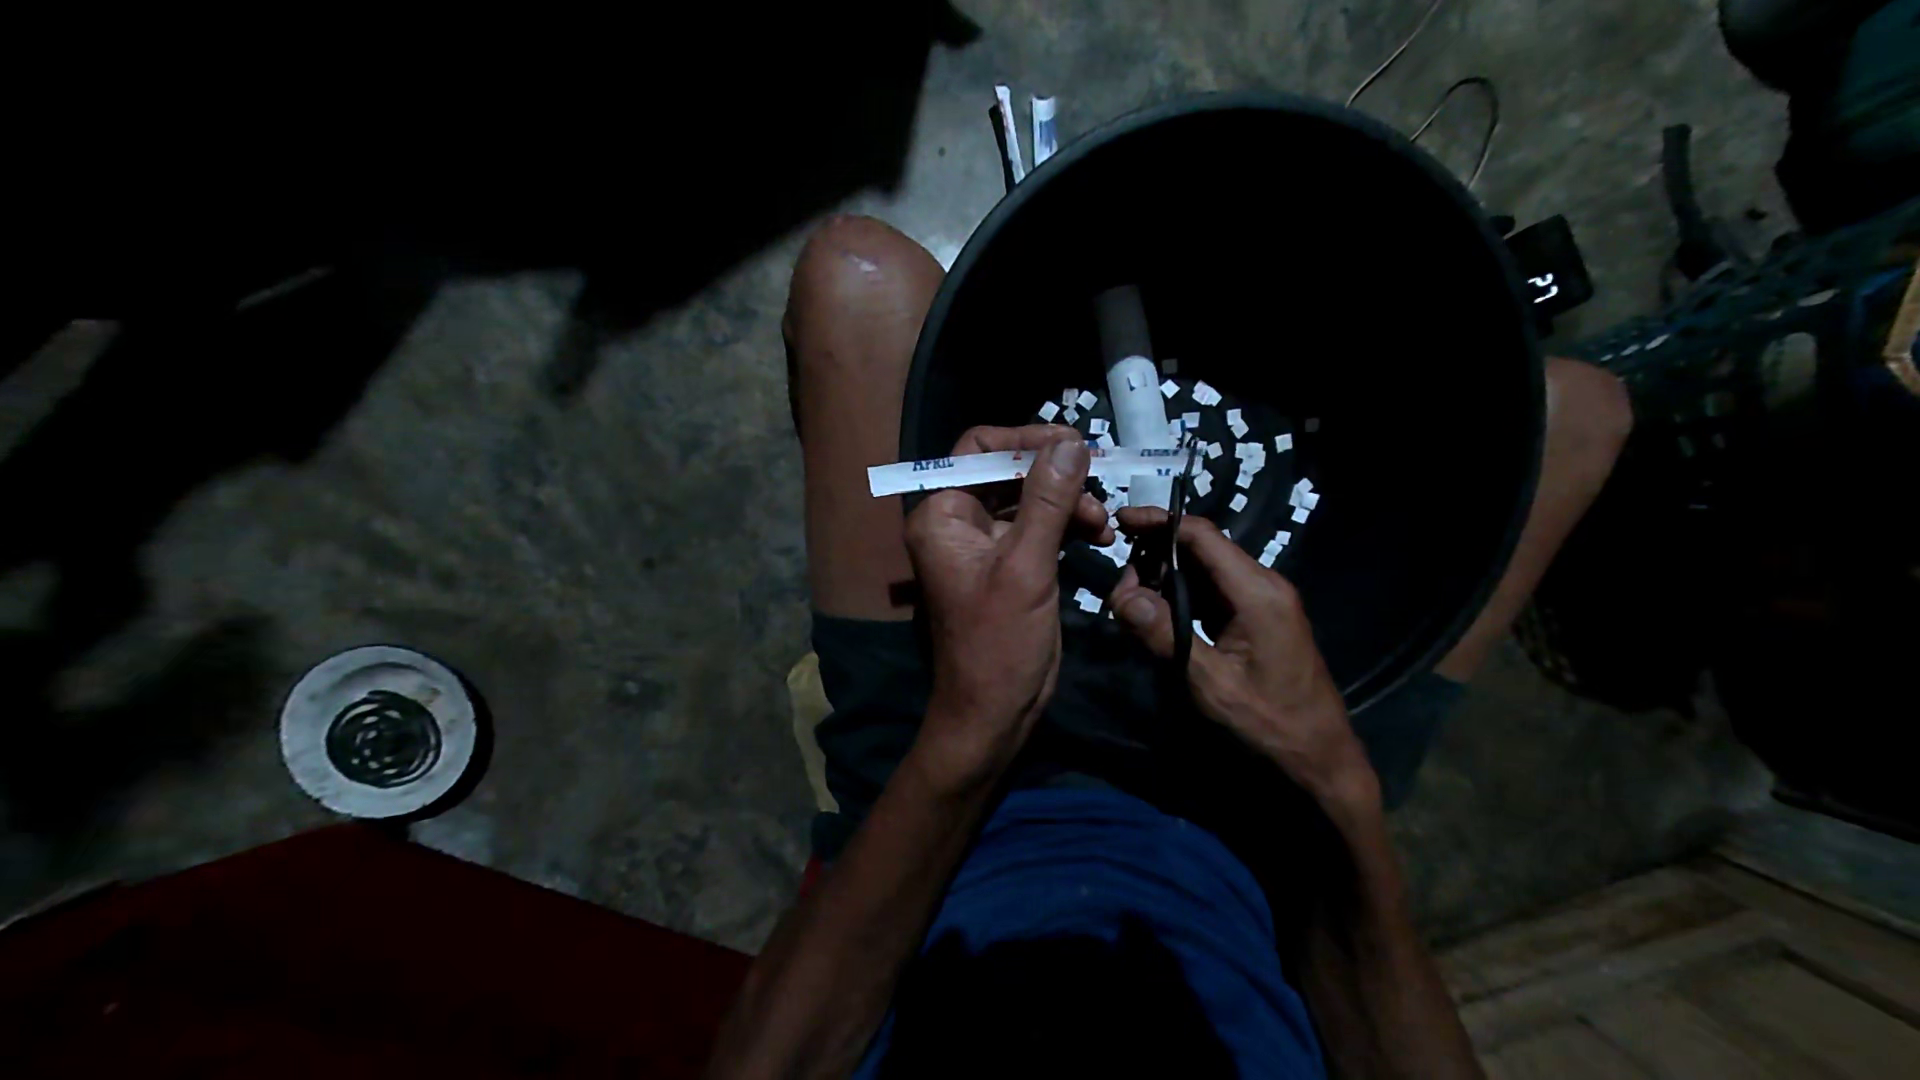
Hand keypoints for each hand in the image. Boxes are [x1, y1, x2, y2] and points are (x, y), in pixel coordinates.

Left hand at [903, 426, 1108, 789]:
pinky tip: (1100, 536)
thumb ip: (1047, 501)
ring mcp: (986, 543)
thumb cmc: (999, 642)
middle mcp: (959, 522)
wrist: (994, 710)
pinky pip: (1040, 527)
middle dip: (1056, 476)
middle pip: (1008, 472)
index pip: (979, 450)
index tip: (1075, 443)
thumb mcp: (1026, 567)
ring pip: (1030, 499)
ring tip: (1103, 524)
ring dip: (1070, 503)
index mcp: (943, 515)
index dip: (1026, 440)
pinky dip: (1069, 526)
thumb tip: (1071, 443)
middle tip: (1100, 481)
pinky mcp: (1011, 563)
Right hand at [1108, 511, 1379, 814]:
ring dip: (1166, 575)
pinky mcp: (1258, 614)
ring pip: (1205, 568)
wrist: (1318, 754)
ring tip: (1131, 600)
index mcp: (1257, 592)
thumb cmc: (1269, 720)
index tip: (1121, 521)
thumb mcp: (1210, 683)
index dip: (1159, 522)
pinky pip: (1214, 589)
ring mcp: (1263, 598)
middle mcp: (1263, 584)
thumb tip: (1122, 596)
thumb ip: (1165, 636)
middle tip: (1120, 587)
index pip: (1203, 535)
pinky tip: (1158, 612)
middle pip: (1202, 548)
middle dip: (1156, 556)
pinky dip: (1182, 593)